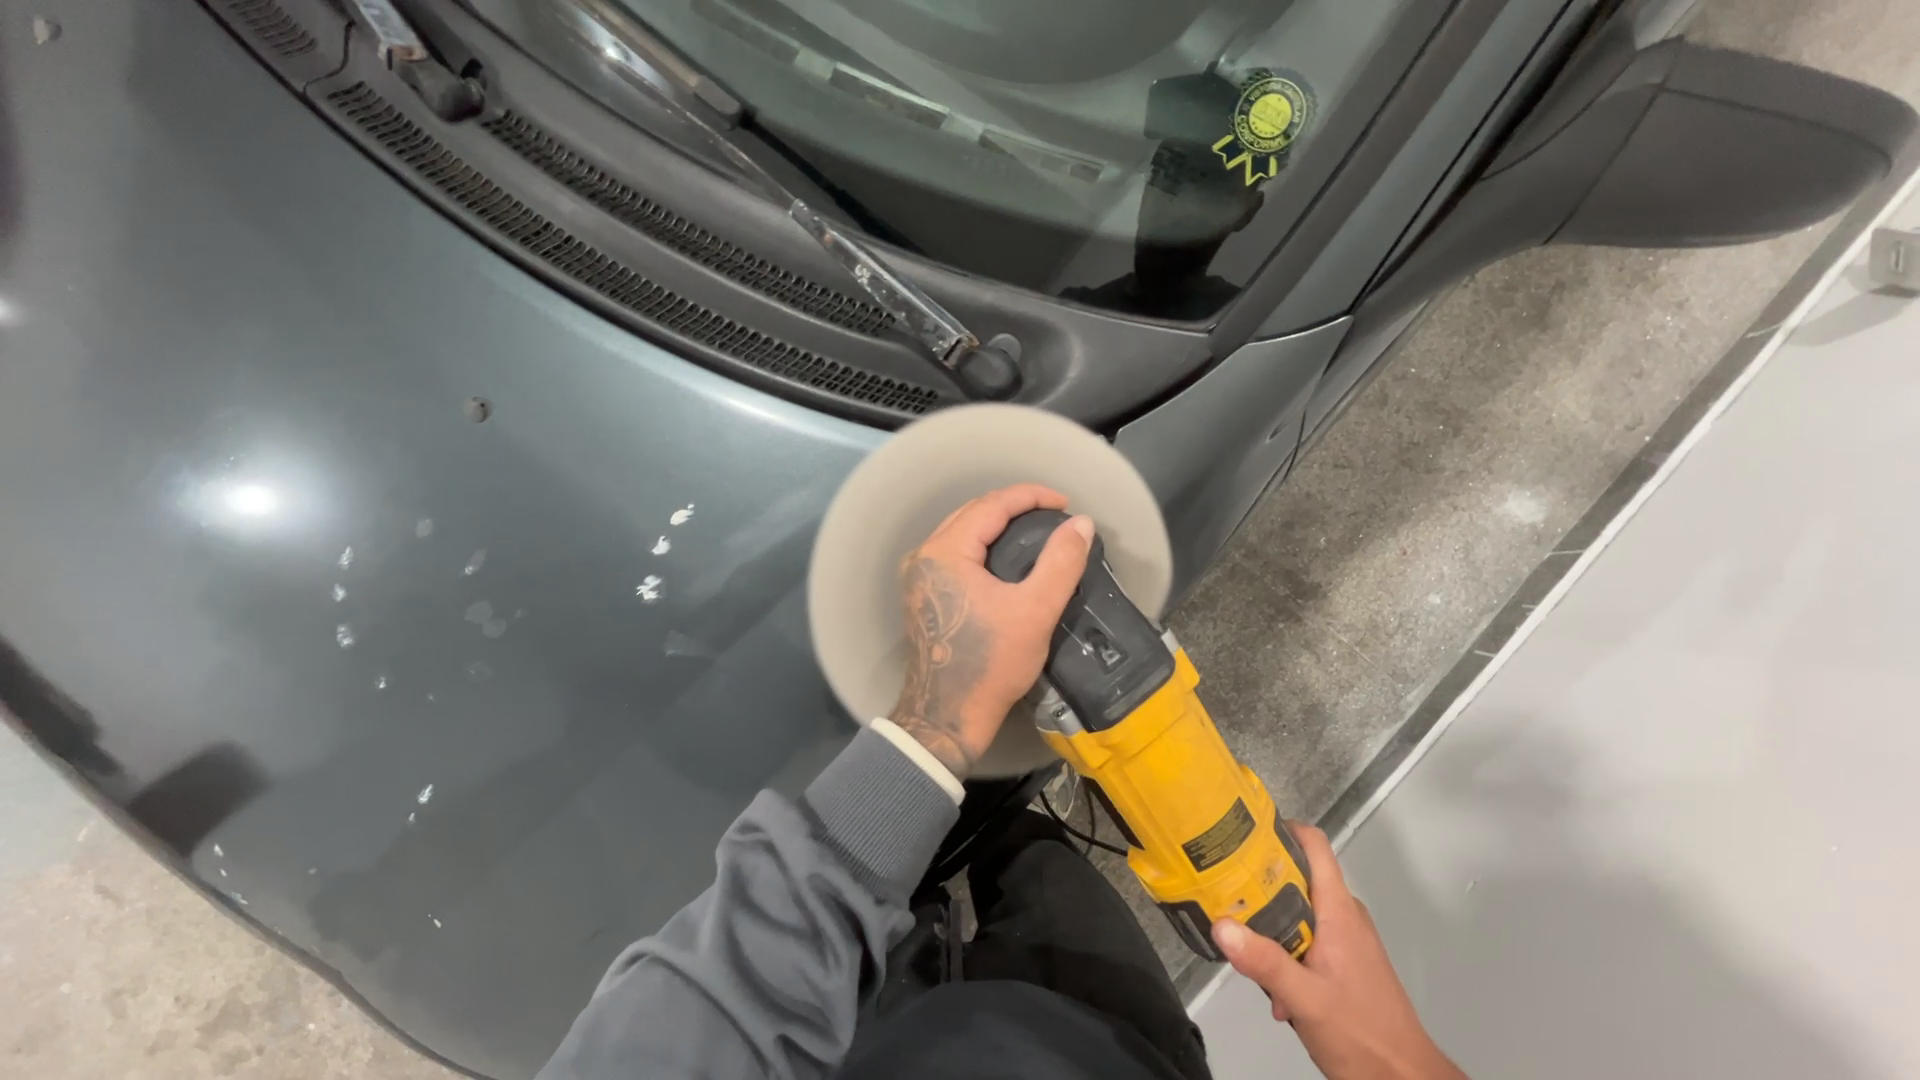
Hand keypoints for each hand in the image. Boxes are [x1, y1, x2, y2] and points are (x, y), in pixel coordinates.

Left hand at [889, 484, 1093, 778]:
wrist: (947, 716)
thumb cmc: (990, 664)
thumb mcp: (1035, 611)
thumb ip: (1061, 562)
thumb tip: (1082, 524)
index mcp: (944, 553)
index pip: (990, 506)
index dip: (1030, 496)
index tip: (1064, 503)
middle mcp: (923, 558)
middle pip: (972, 515)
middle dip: (1013, 508)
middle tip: (1051, 515)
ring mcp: (918, 579)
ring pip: (961, 535)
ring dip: (997, 528)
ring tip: (1034, 533)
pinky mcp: (922, 598)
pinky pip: (955, 557)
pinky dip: (982, 550)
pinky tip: (1008, 561)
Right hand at [1212, 824, 1466, 1079]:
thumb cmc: (1363, 1036)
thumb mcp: (1306, 1000)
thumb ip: (1264, 962)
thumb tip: (1220, 924)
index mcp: (1340, 912)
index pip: (1315, 847)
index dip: (1281, 829)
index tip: (1242, 832)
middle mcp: (1345, 918)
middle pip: (1297, 880)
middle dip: (1260, 890)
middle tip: (1226, 900)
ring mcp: (1347, 942)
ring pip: (1298, 915)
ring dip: (1271, 933)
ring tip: (1248, 958)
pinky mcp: (1345, 965)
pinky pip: (1307, 942)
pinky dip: (1286, 957)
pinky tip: (1276, 994)